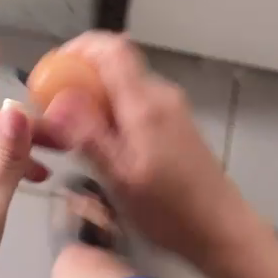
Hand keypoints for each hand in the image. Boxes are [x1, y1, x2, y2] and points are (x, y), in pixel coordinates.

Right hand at [41, 32, 254, 268]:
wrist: (223, 229)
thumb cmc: (170, 211)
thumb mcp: (120, 179)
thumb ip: (89, 135)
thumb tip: (58, 101)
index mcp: (144, 103)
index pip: (111, 47)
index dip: (80, 48)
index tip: (54, 69)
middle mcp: (160, 93)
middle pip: (115, 63)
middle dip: (82, 77)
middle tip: (56, 110)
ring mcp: (171, 104)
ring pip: (125, 82)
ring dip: (97, 96)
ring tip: (76, 132)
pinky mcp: (176, 119)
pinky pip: (137, 99)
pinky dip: (114, 109)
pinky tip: (106, 143)